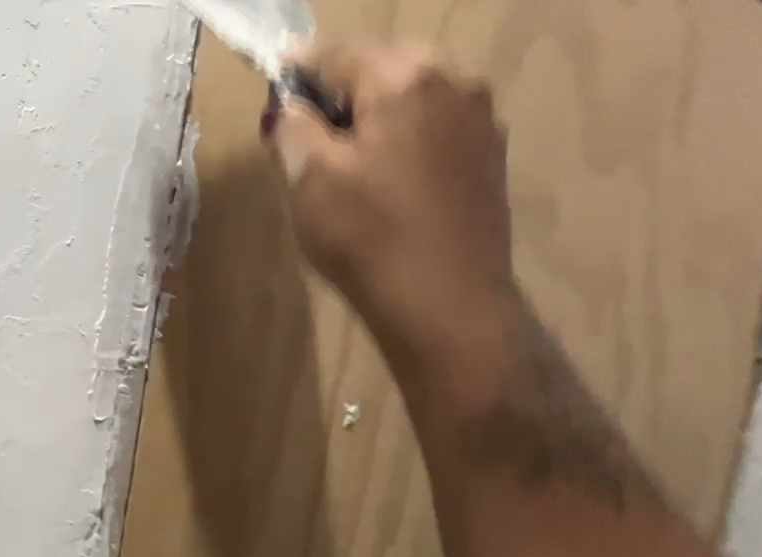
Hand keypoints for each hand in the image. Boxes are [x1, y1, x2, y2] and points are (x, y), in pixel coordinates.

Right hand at [266, 42, 513, 347]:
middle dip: (340, 87)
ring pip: (411, 95)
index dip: (300, 63)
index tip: (274, 71)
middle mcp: (452, 80)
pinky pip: (432, 126)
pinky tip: (381, 175)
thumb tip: (288, 106)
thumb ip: (293, 130)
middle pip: (383, 66)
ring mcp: (478, 117)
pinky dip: (401, 136)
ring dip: (372, 112)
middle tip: (302, 123)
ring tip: (340, 153)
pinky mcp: (486, 154)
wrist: (442, 298)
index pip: (340, 53)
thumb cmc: (365, 235)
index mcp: (404, 78)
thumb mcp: (310, 180)